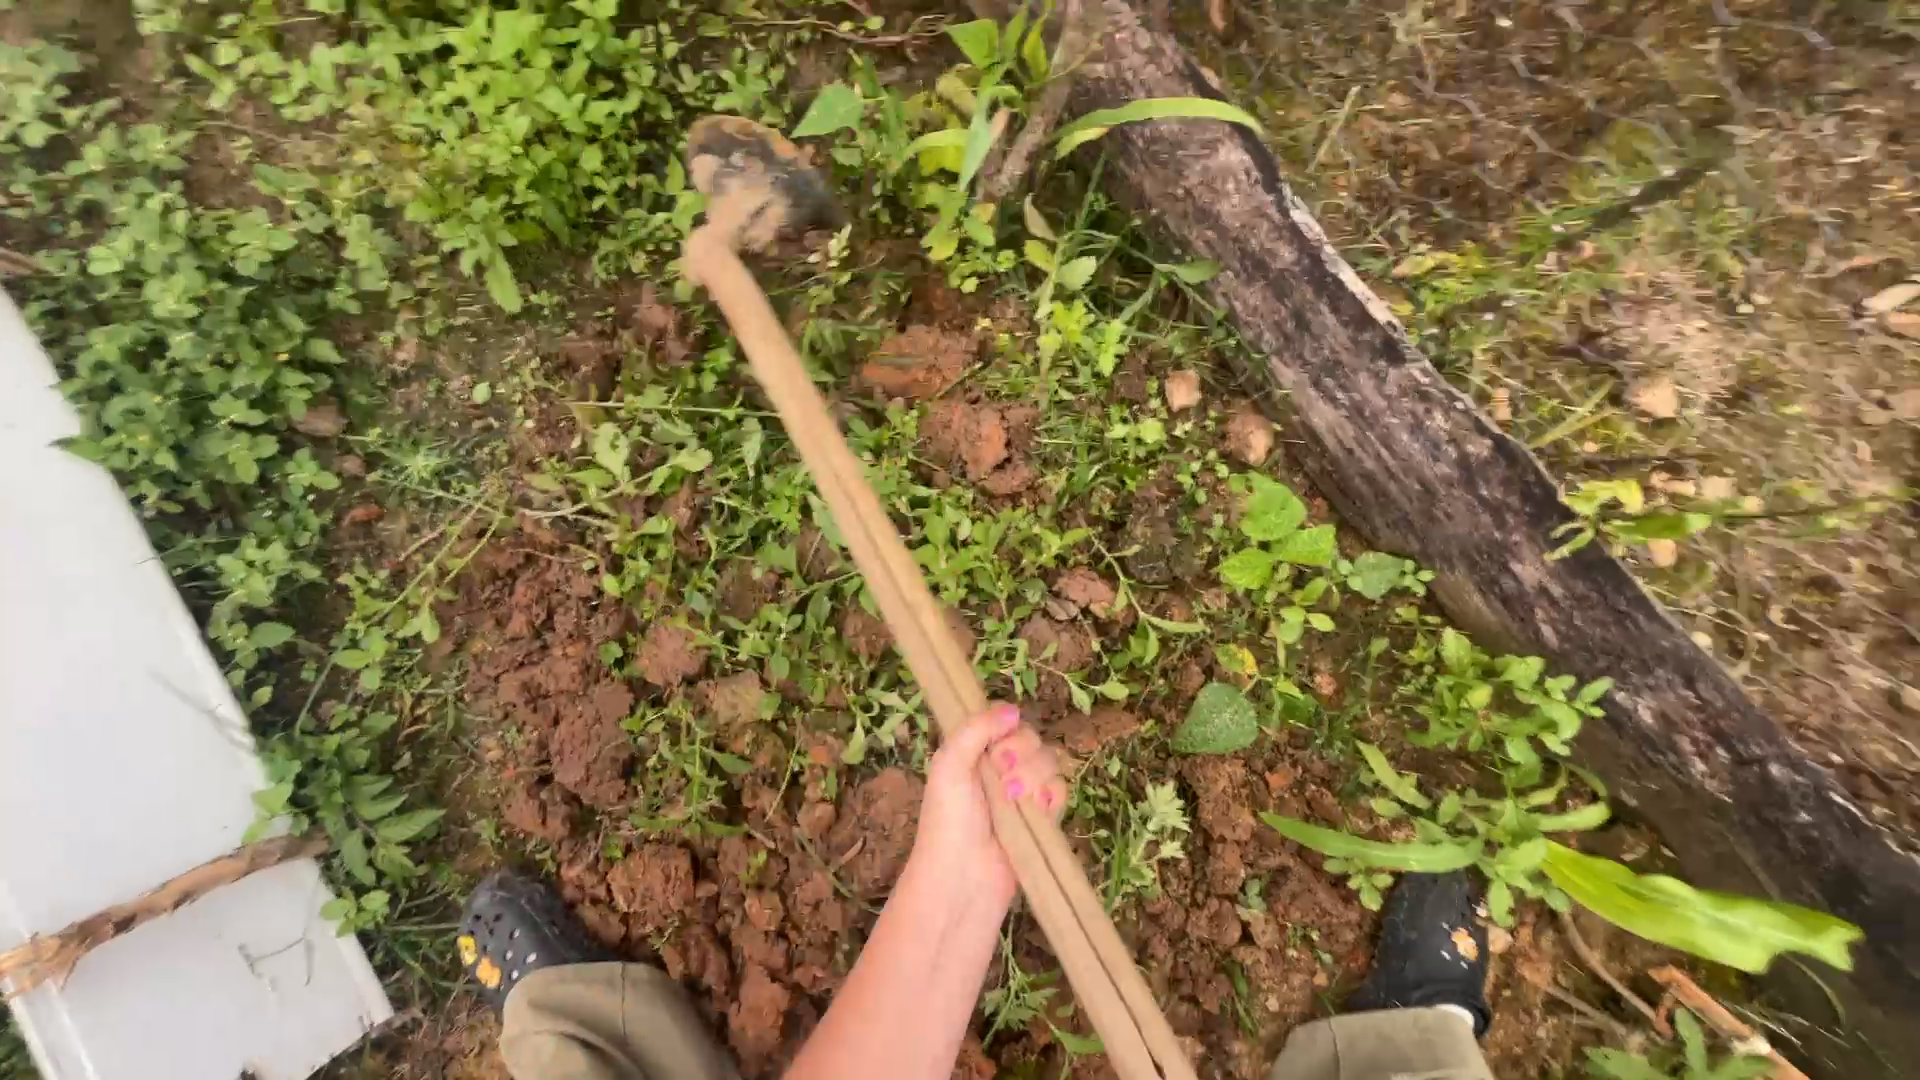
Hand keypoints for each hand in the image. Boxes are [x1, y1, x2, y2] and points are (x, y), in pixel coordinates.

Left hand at [911, 703, 1067, 910]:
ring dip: (1034, 775)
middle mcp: (999, 769)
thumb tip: (1013, 710)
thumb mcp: (949, 765)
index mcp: (975, 752)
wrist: (962, 877)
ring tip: (1013, 798)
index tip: (997, 745)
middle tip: (1002, 774)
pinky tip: (1036, 809)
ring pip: (1049, 762)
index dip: (1007, 728)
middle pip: (1031, 739)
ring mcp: (1022, 793)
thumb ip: (975, 730)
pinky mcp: (1041, 819)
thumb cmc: (947, 819)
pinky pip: (1060, 791)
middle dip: (1021, 754)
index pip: (1005, 723)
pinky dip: (1051, 796)